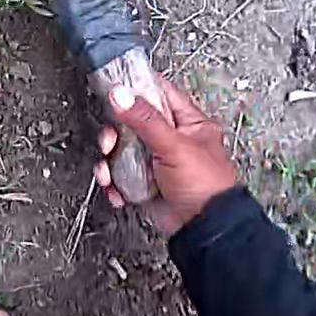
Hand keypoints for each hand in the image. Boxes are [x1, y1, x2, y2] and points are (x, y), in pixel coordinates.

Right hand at [94, 78, 239, 237]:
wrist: (204, 228)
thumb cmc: (206, 186)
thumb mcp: (174, 145)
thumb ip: (145, 119)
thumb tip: (122, 95)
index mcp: (188, 123)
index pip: (159, 94)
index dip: (137, 88)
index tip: (115, 87)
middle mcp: (171, 140)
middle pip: (132, 123)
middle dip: (115, 133)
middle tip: (109, 141)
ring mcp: (156, 161)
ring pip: (122, 150)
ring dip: (110, 161)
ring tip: (109, 171)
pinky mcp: (145, 182)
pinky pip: (121, 175)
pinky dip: (114, 182)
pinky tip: (116, 189)